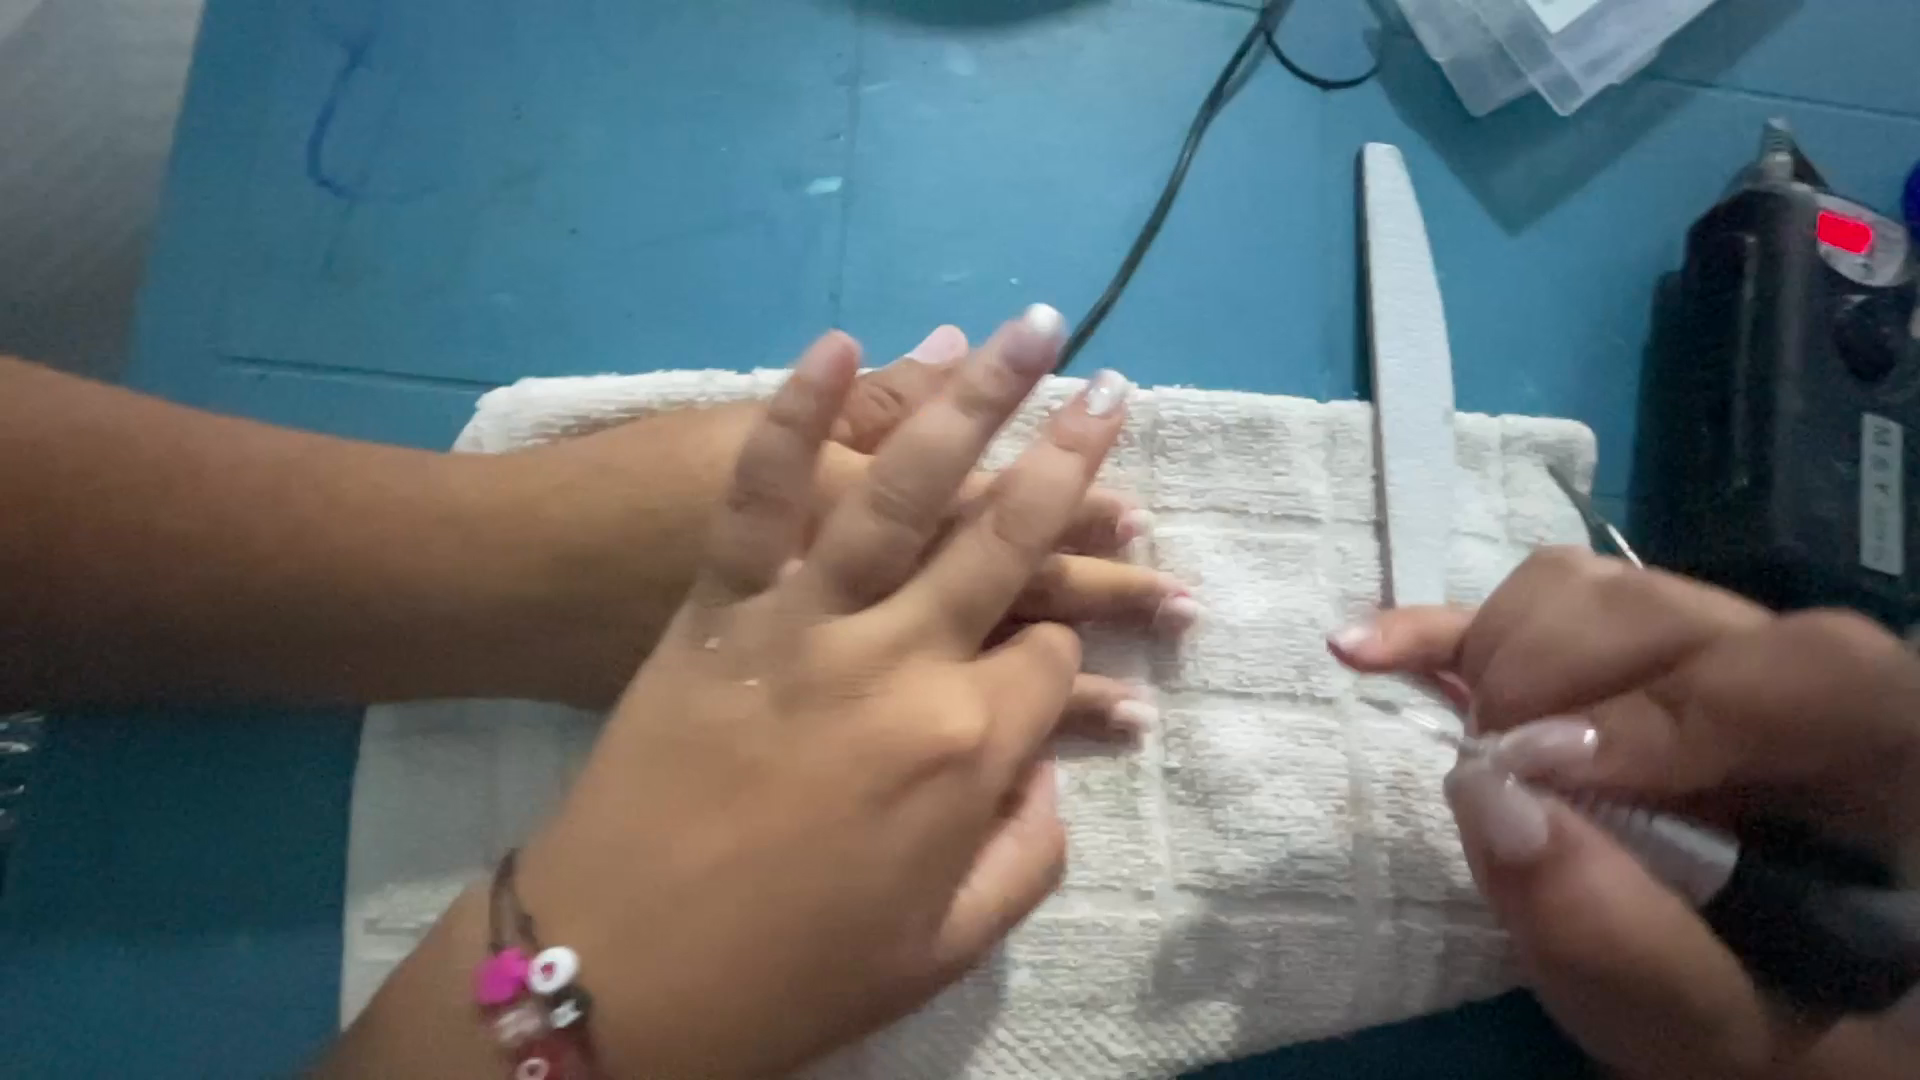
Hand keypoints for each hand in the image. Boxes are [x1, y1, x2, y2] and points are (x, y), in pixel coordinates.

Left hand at [517, 307, 1126, 1075]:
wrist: (613, 975)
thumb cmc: (791, 973)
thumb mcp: (944, 945)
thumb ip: (1029, 852)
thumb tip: (1050, 769)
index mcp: (967, 748)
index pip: (1054, 658)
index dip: (1074, 654)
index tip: (1064, 659)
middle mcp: (902, 660)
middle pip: (1010, 537)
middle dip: (1073, 460)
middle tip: (1115, 389)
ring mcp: (806, 618)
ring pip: (906, 489)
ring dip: (975, 401)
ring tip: (1028, 334)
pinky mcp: (720, 602)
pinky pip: (760, 495)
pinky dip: (794, 416)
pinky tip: (839, 346)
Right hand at [1330, 548, 1919, 1079]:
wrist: (1745, 1003)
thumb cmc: (1766, 1041)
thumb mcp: (1712, 1041)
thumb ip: (1622, 943)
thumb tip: (1487, 794)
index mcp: (1886, 769)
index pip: (1809, 672)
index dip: (1668, 711)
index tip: (1545, 778)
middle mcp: (1787, 678)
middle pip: (1655, 609)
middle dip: (1546, 692)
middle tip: (1504, 784)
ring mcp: (1683, 653)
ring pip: (1573, 590)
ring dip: (1491, 664)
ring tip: (1481, 754)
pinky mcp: (1592, 660)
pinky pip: (1505, 610)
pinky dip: (1427, 633)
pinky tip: (1360, 650)